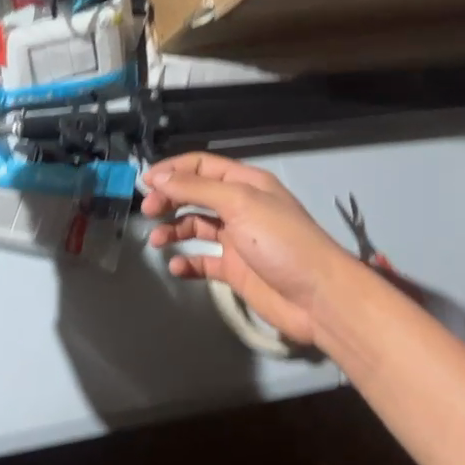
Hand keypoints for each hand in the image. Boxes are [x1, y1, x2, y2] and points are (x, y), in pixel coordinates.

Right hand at [141, 153, 355, 346]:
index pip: (201, 166)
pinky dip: (186, 263)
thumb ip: (196, 188)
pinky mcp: (235, 270)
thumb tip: (158, 177)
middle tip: (148, 212)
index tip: (145, 183)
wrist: (320, 298)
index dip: (172, 171)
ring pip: (195, 227)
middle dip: (168, 200)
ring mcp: (237, 239)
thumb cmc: (281, 241)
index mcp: (245, 183)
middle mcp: (240, 207)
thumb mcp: (239, 203)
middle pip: (194, 194)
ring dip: (173, 230)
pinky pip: (202, 261)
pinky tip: (177, 267)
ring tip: (157, 241)